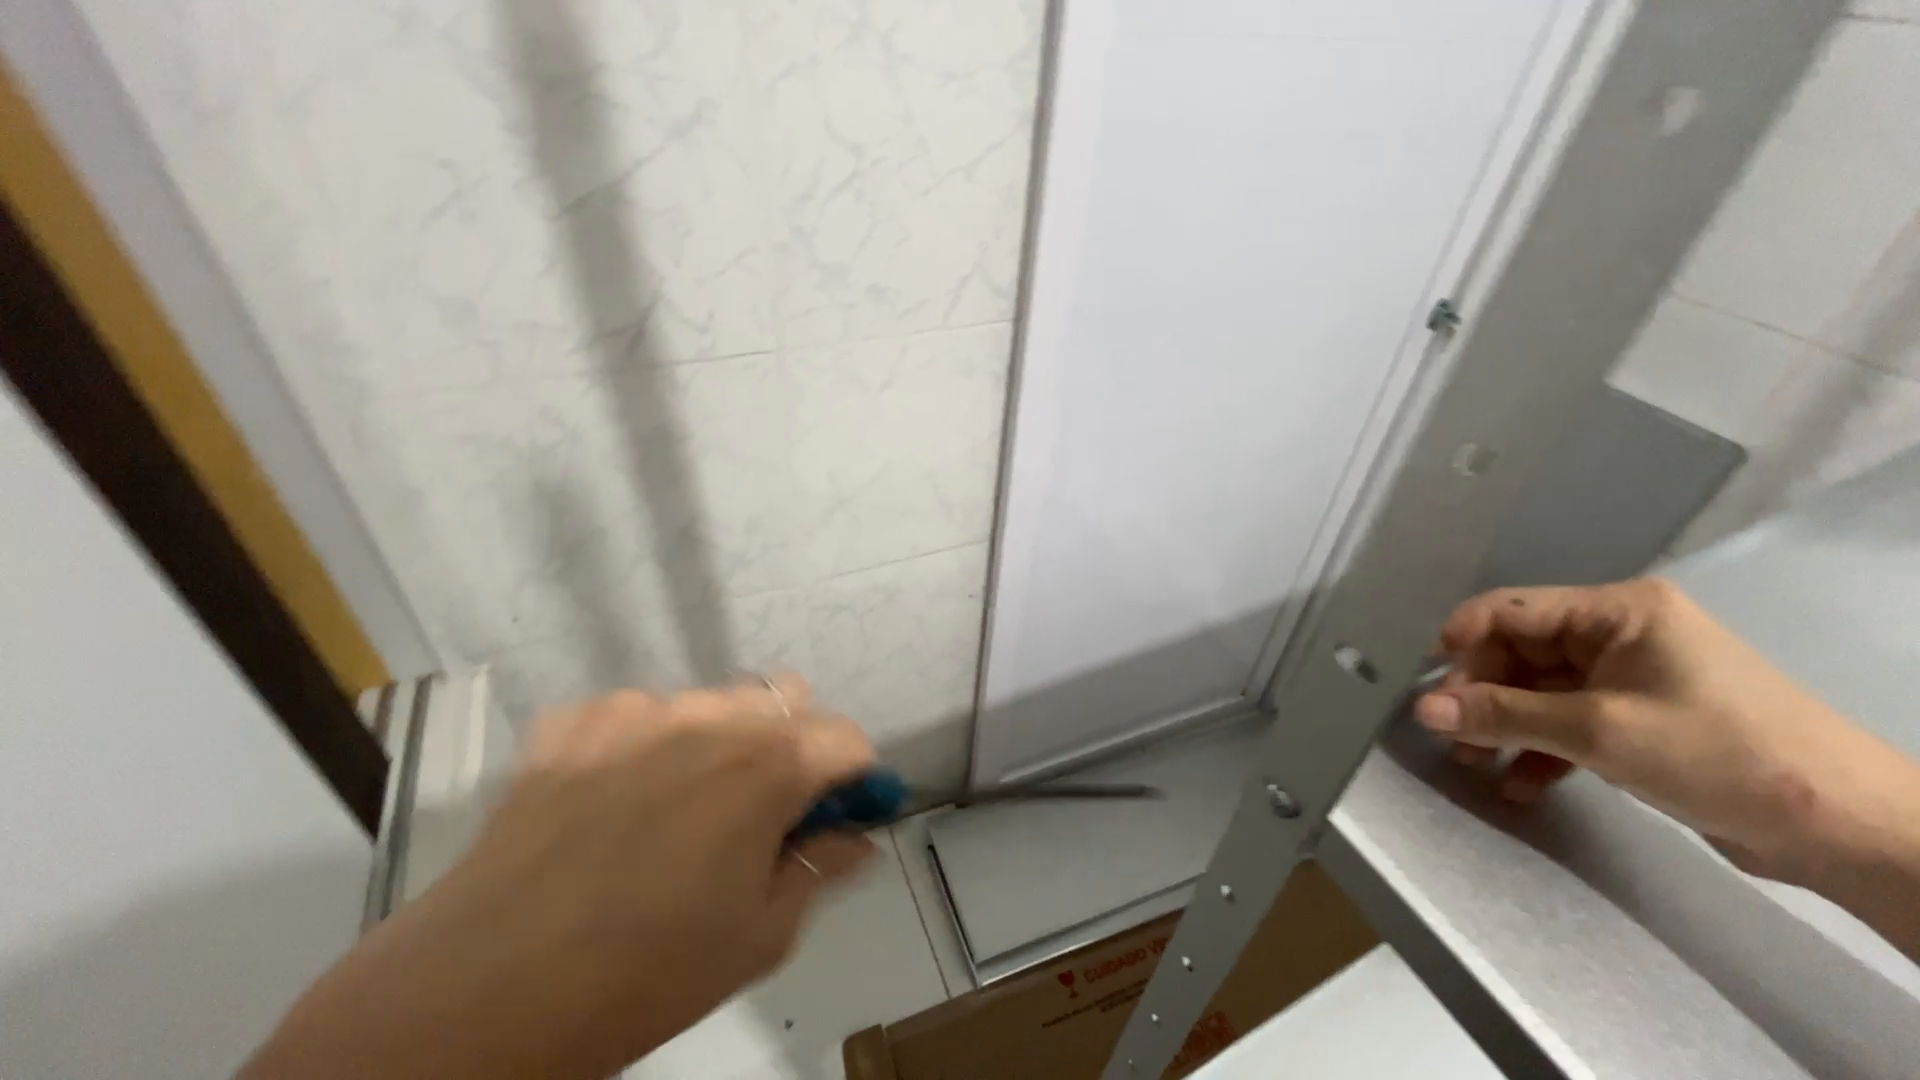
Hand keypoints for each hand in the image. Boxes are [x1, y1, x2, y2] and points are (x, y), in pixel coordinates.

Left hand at [242, 675, 878, 1079]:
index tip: (835, 816)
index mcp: (767, 767)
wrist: (484, 990)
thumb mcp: (760, 938)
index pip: (845, 737)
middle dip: (790, 745)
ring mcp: (631, 713)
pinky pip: (631, 714)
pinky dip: (643, 744)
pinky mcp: (569, 725)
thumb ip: (821, 869)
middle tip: (762, 812)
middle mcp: (707, 719)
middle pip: (783, 698)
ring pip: (708, 701)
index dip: (853, 776)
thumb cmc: (646, 974)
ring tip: (680, 809)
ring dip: (718, 740)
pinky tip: (614, 801)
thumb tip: (857, 838)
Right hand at [1413, 579, 1911, 885]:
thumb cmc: (1719, 754)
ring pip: (1539, 691)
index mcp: (1618, 612)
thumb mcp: (1600, 732)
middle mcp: (1620, 634)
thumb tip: (1423, 710)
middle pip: (1520, 652)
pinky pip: (1569, 723)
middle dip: (1481, 694)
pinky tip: (1520, 785)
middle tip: (1449, 737)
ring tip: (1473, 765)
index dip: (1461, 640)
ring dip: (1505, 727)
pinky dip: (1541, 750)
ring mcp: (1630, 678)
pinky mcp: (1639, 719)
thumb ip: (1504, 716)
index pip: (1513, 609)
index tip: (1423, 683)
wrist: (1843, 828)